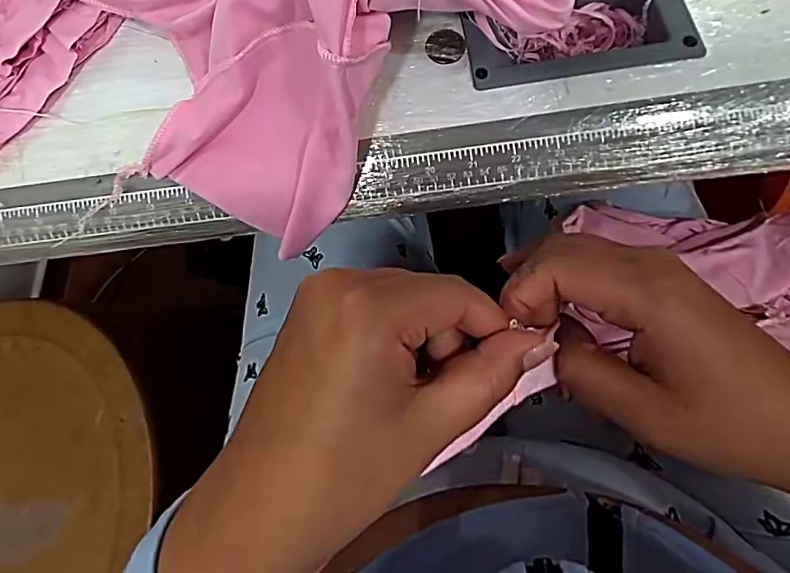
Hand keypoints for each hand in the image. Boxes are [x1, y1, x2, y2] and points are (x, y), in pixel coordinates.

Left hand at [160, 268, 551, 572]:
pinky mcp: (311, 306)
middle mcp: (340, 281)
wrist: (261, 508)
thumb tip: (528, 342)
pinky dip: (394, 332)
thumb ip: (490, 376)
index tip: (509, 363)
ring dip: (424, 337)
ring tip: (411, 396)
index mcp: (368, 304)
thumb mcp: (430, 427)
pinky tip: (386, 380)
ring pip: (403, 297)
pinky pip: (373, 303)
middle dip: (452, 337)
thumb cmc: (341, 475)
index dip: (492, 327)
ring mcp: (320, 290)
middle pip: (428, 292)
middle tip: (446, 396)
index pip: (456, 293)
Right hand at [499, 233, 789, 572]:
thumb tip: (545, 345)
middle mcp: (649, 261)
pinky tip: (557, 304)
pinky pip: (601, 260)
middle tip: (512, 328)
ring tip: (526, 318)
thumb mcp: (647, 415)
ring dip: (545, 275)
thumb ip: (582, 372)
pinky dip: (569, 276)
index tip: (512, 334)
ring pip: (579, 247)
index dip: (523, 292)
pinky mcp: (664, 275)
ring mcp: (659, 263)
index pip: (559, 263)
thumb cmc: (730, 425)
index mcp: (647, 289)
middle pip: (564, 246)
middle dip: (527, 280)